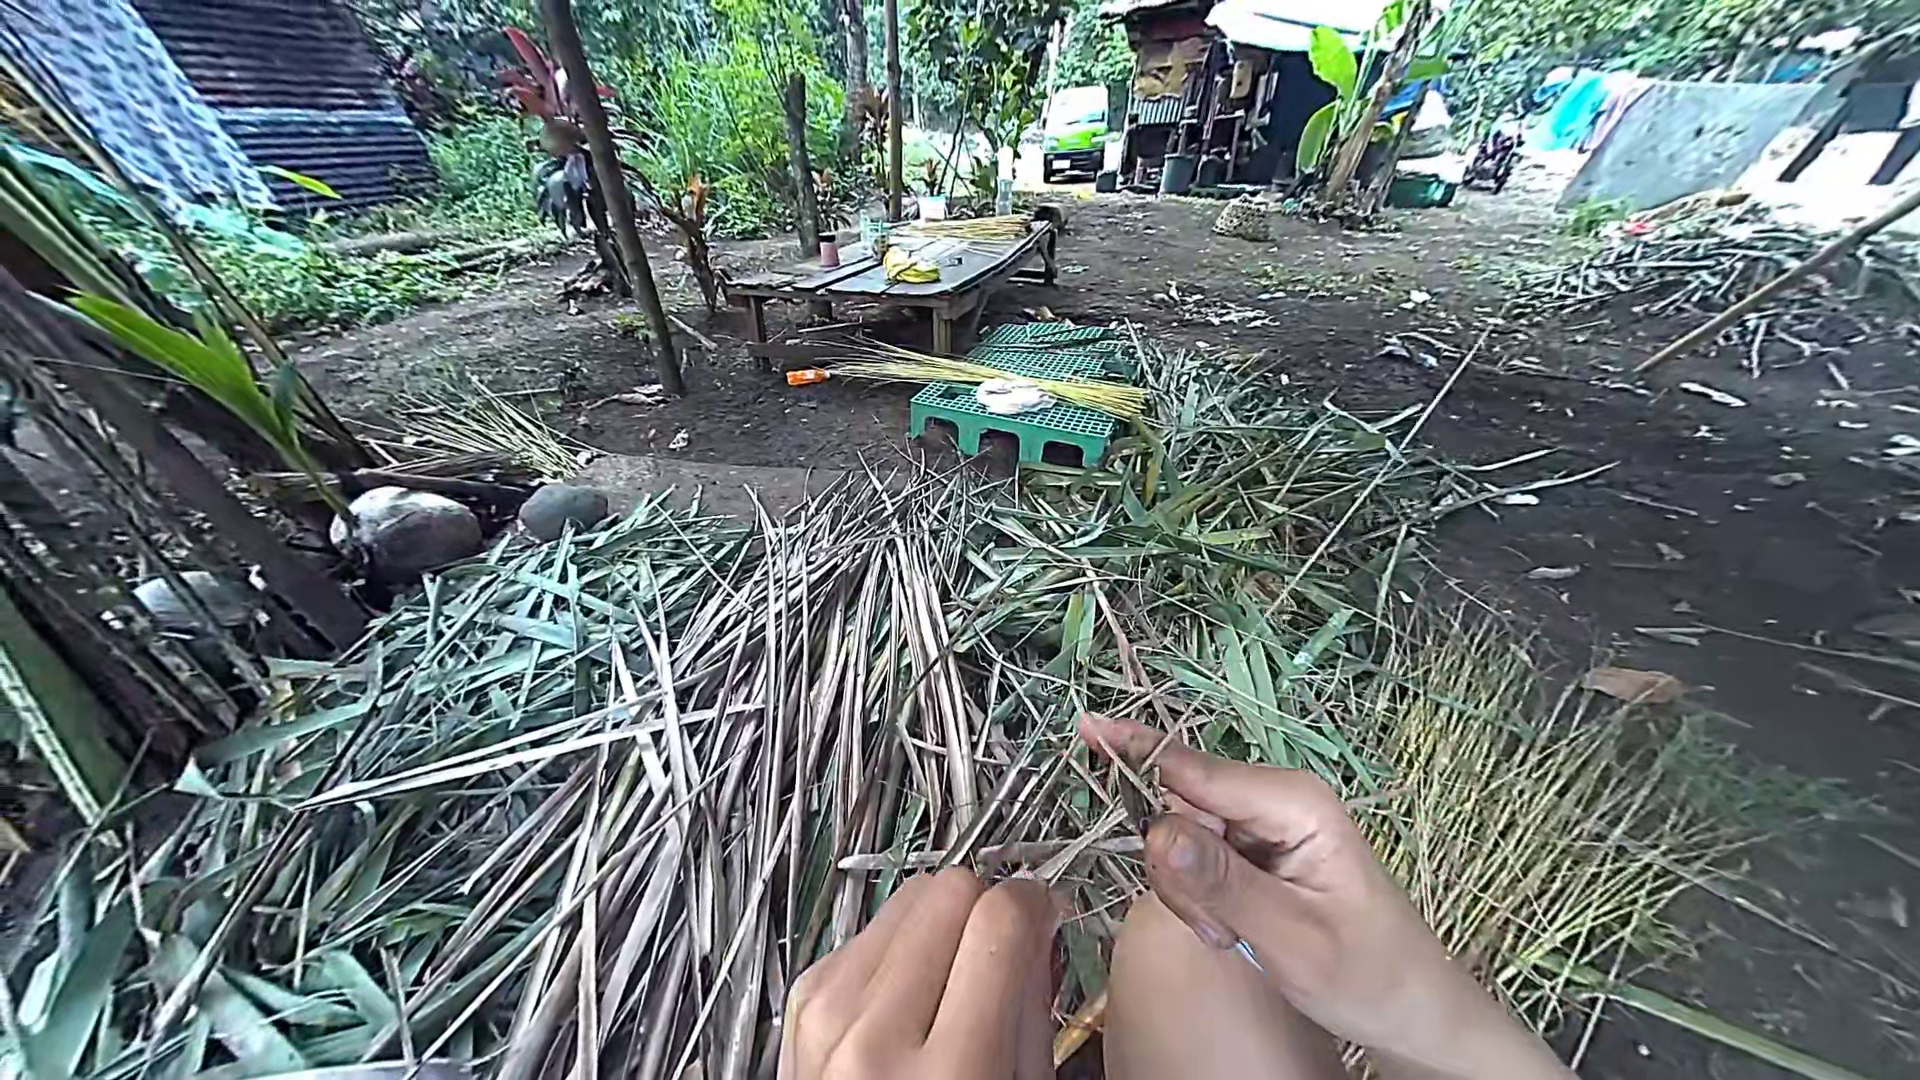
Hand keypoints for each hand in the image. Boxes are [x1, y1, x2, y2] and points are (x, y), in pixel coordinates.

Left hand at [780, 868, 1057, 1079]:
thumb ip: (1031, 1008)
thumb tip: (1033, 920)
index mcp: (945, 1079)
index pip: (999, 921)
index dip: (1032, 905)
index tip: (1041, 914)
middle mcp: (873, 1036)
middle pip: (950, 890)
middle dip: (987, 907)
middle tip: (1000, 948)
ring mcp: (829, 1011)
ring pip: (912, 895)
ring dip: (944, 921)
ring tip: (954, 977)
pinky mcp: (806, 996)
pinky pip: (876, 927)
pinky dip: (905, 943)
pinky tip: (912, 993)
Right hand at [1079, 714, 1572, 1079]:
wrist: (1414, 1011)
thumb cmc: (1370, 975)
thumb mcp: (1295, 939)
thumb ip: (1223, 883)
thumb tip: (1157, 831)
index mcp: (1291, 800)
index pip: (1195, 768)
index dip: (1135, 748)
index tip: (1085, 727)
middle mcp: (1268, 796)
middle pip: (1179, 804)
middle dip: (1177, 865)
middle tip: (1214, 929)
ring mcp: (1257, 817)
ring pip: (1179, 831)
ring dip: (1187, 887)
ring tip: (1230, 933)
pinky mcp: (1247, 841)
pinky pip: (1192, 851)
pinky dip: (1195, 892)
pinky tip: (1228, 926)